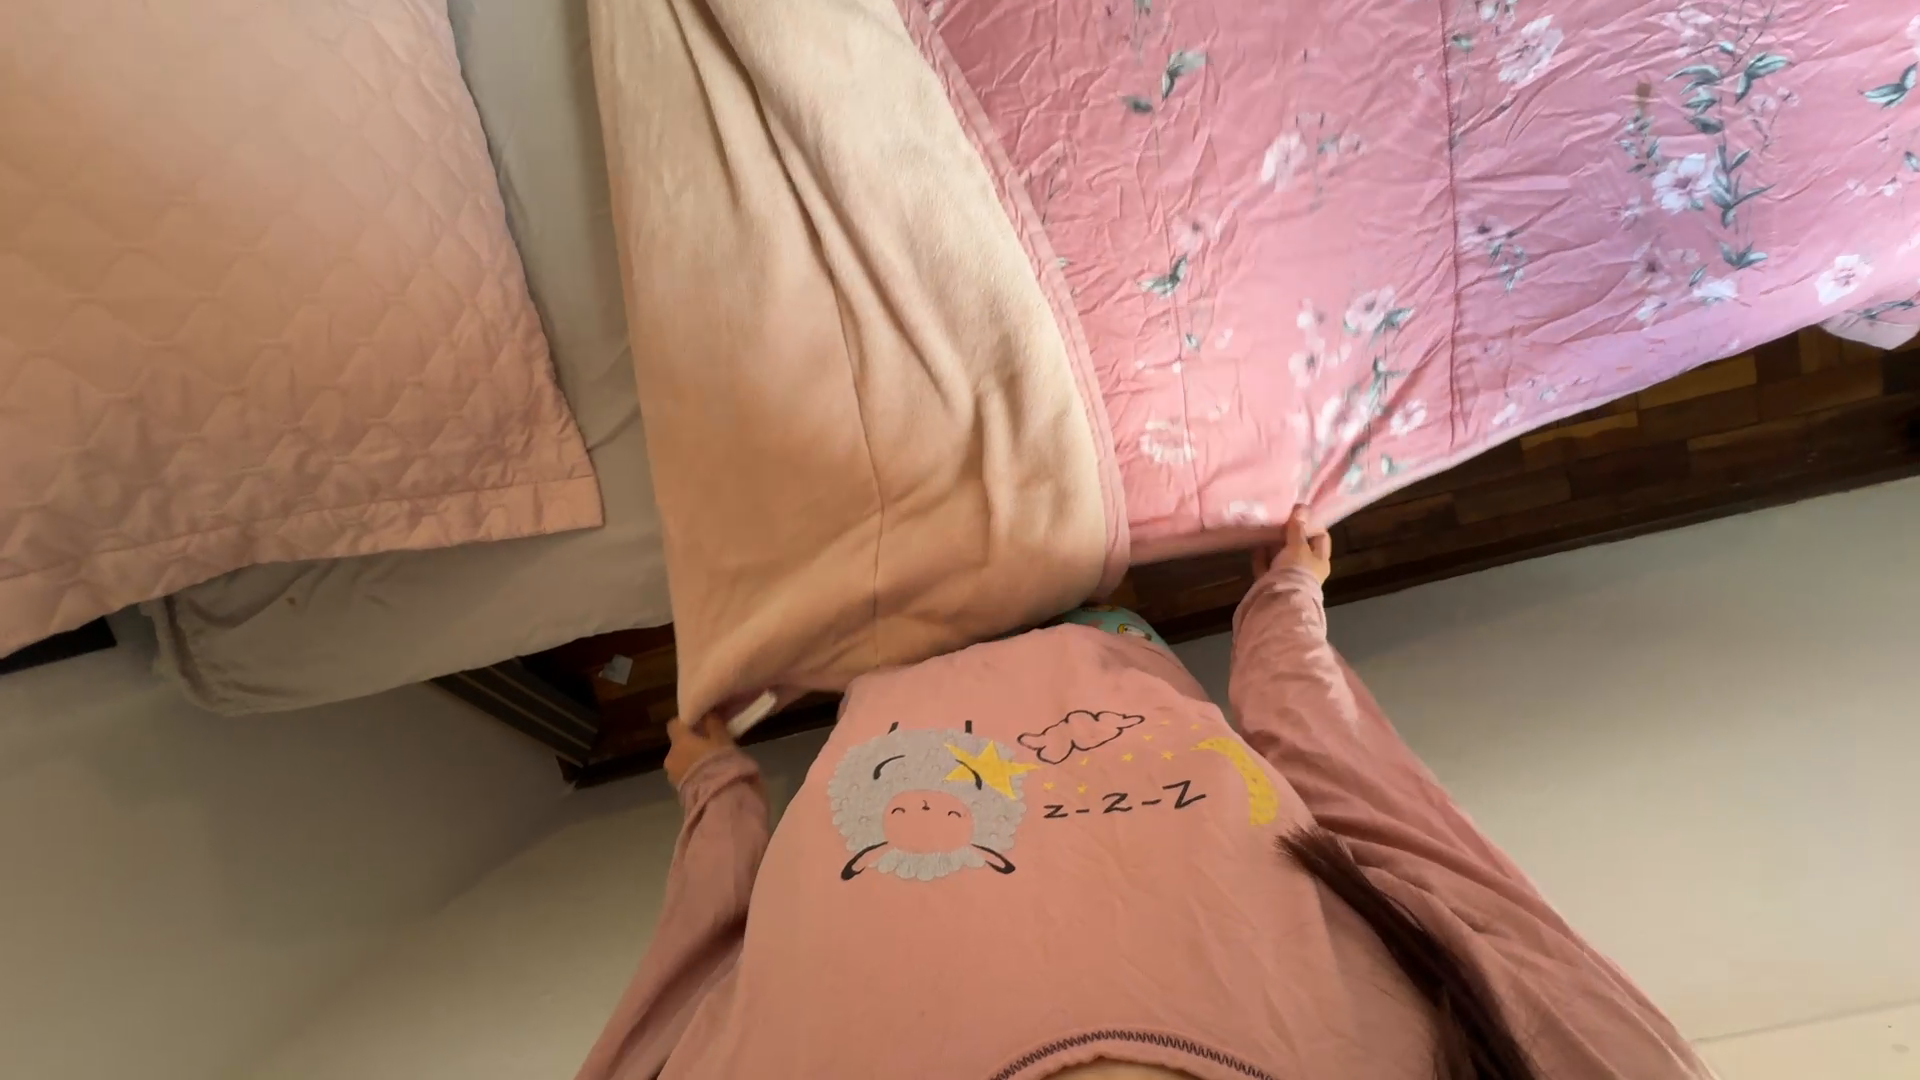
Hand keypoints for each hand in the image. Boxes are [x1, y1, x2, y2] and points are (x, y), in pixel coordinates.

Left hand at [664, 712, 734, 787]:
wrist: (717, 797)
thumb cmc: (720, 762)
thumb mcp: (722, 738)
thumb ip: (713, 723)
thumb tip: (707, 712)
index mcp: (679, 741)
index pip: (674, 724)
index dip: (685, 722)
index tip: (699, 723)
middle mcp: (670, 756)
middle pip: (678, 744)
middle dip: (690, 744)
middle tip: (709, 746)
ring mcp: (672, 775)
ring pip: (680, 761)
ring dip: (691, 760)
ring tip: (709, 765)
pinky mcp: (677, 790)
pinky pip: (684, 775)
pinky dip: (692, 774)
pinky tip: (707, 777)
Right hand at [1251, 505, 1332, 585]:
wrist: (1280, 599)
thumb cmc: (1296, 570)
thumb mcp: (1298, 546)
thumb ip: (1298, 529)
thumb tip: (1302, 508)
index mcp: (1319, 560)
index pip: (1320, 537)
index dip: (1311, 524)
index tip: (1298, 513)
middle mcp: (1306, 569)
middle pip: (1299, 546)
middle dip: (1289, 534)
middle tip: (1278, 519)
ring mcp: (1288, 576)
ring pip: (1281, 556)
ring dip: (1273, 545)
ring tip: (1264, 529)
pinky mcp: (1271, 582)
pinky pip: (1266, 566)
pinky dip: (1261, 556)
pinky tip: (1254, 545)